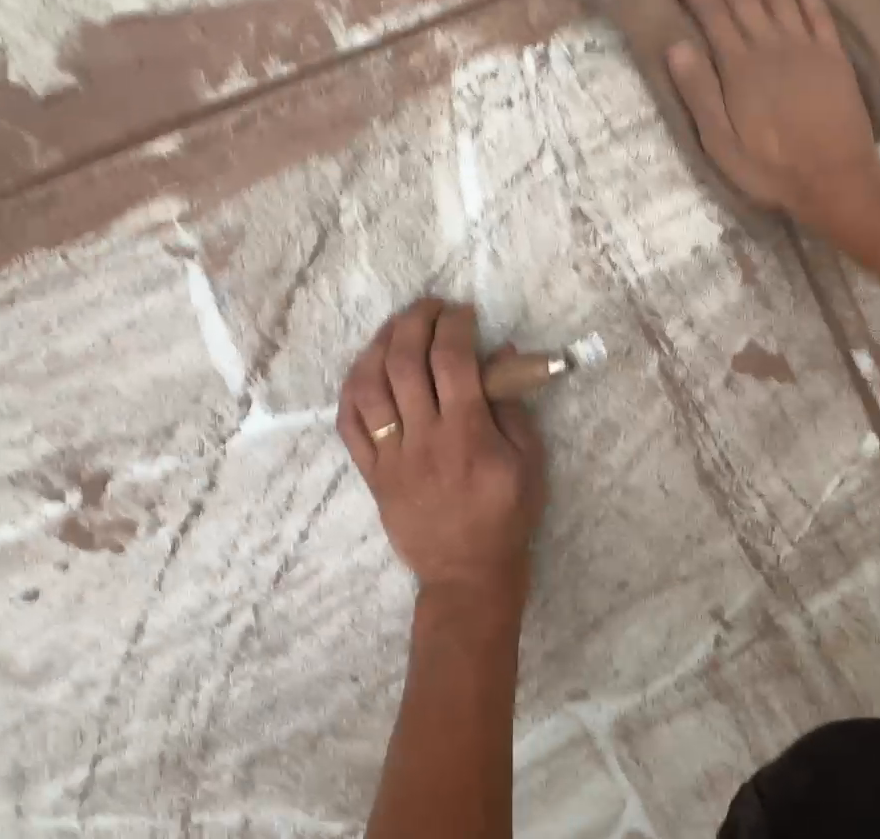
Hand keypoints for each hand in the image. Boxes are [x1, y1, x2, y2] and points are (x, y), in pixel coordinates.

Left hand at [338, 299, 547, 607]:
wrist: (467, 572)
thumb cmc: (508, 514)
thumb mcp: (530, 461)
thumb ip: (514, 408)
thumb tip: (502, 356)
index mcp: (467, 433)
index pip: (452, 361)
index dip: (454, 326)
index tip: (463, 311)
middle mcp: (423, 438)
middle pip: (404, 363)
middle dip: (414, 322)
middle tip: (428, 306)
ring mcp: (390, 456)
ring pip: (368, 387)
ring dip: (378, 346)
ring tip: (395, 327)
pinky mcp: (371, 473)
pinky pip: (349, 424)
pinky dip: (352, 388)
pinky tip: (365, 367)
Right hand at [665, 0, 879, 226]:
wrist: (836, 179)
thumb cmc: (771, 169)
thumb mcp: (721, 145)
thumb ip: (700, 94)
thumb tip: (676, 46)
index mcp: (738, 67)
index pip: (709, 7)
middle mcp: (769, 44)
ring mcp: (804, 44)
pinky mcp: (831, 52)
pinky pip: (814, 5)